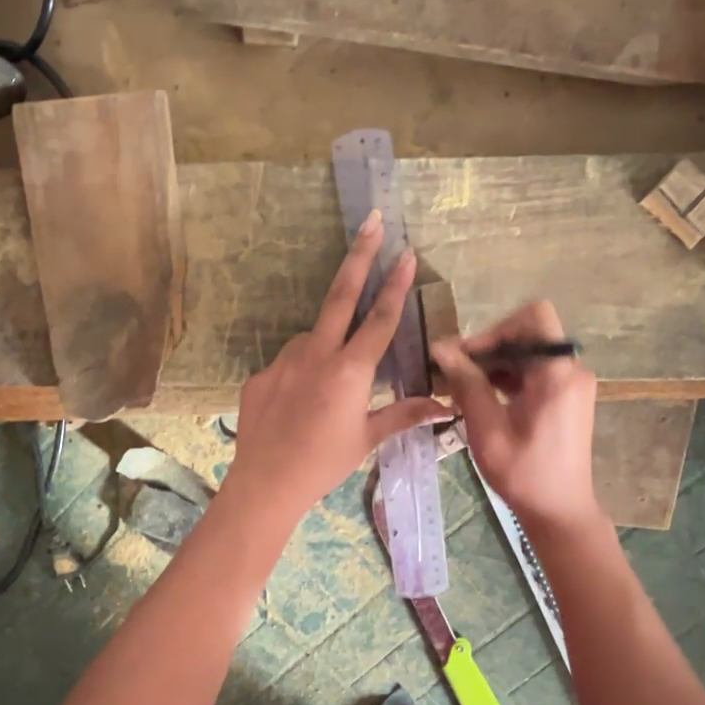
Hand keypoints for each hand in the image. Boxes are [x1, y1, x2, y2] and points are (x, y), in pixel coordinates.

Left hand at [225, 211, 452, 517]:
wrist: (265, 483)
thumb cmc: (323, 464)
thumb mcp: (366, 439)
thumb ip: (403, 415)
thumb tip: (444, 406)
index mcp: (349, 371)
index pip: (379, 318)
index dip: (395, 284)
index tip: (406, 252)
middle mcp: (316, 355)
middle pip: (341, 295)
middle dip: (360, 255)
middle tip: (372, 221)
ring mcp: (283, 361)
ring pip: (312, 339)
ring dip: (325, 346)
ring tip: (324, 392)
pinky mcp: (260, 375)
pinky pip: (287, 365)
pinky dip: (299, 374)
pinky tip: (298, 406)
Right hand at [431, 300, 603, 531]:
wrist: (559, 510)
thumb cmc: (523, 474)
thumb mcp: (487, 430)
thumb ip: (467, 385)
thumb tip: (441, 350)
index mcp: (558, 374)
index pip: (533, 318)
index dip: (495, 329)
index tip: (467, 356)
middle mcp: (572, 370)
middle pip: (529, 334)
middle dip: (490, 347)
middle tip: (456, 373)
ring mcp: (572, 384)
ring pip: (530, 353)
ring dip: (495, 364)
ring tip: (463, 388)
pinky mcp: (567, 398)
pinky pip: (536, 372)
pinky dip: (508, 377)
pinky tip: (483, 399)